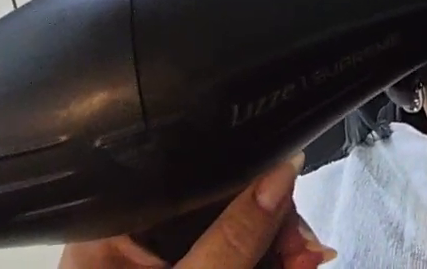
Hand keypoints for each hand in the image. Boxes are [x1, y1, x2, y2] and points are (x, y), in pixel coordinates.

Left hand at [58, 157, 336, 268]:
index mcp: (115, 229)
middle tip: (311, 256)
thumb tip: (287, 167)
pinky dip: (267, 263)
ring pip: (238, 229)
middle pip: (225, 202)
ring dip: (281, 247)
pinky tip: (294, 268)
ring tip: (310, 264)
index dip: (253, 183)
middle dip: (277, 225)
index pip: (196, 176)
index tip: (294, 210)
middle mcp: (135, 236)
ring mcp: (159, 260)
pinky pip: (234, 254)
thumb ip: (236, 237)